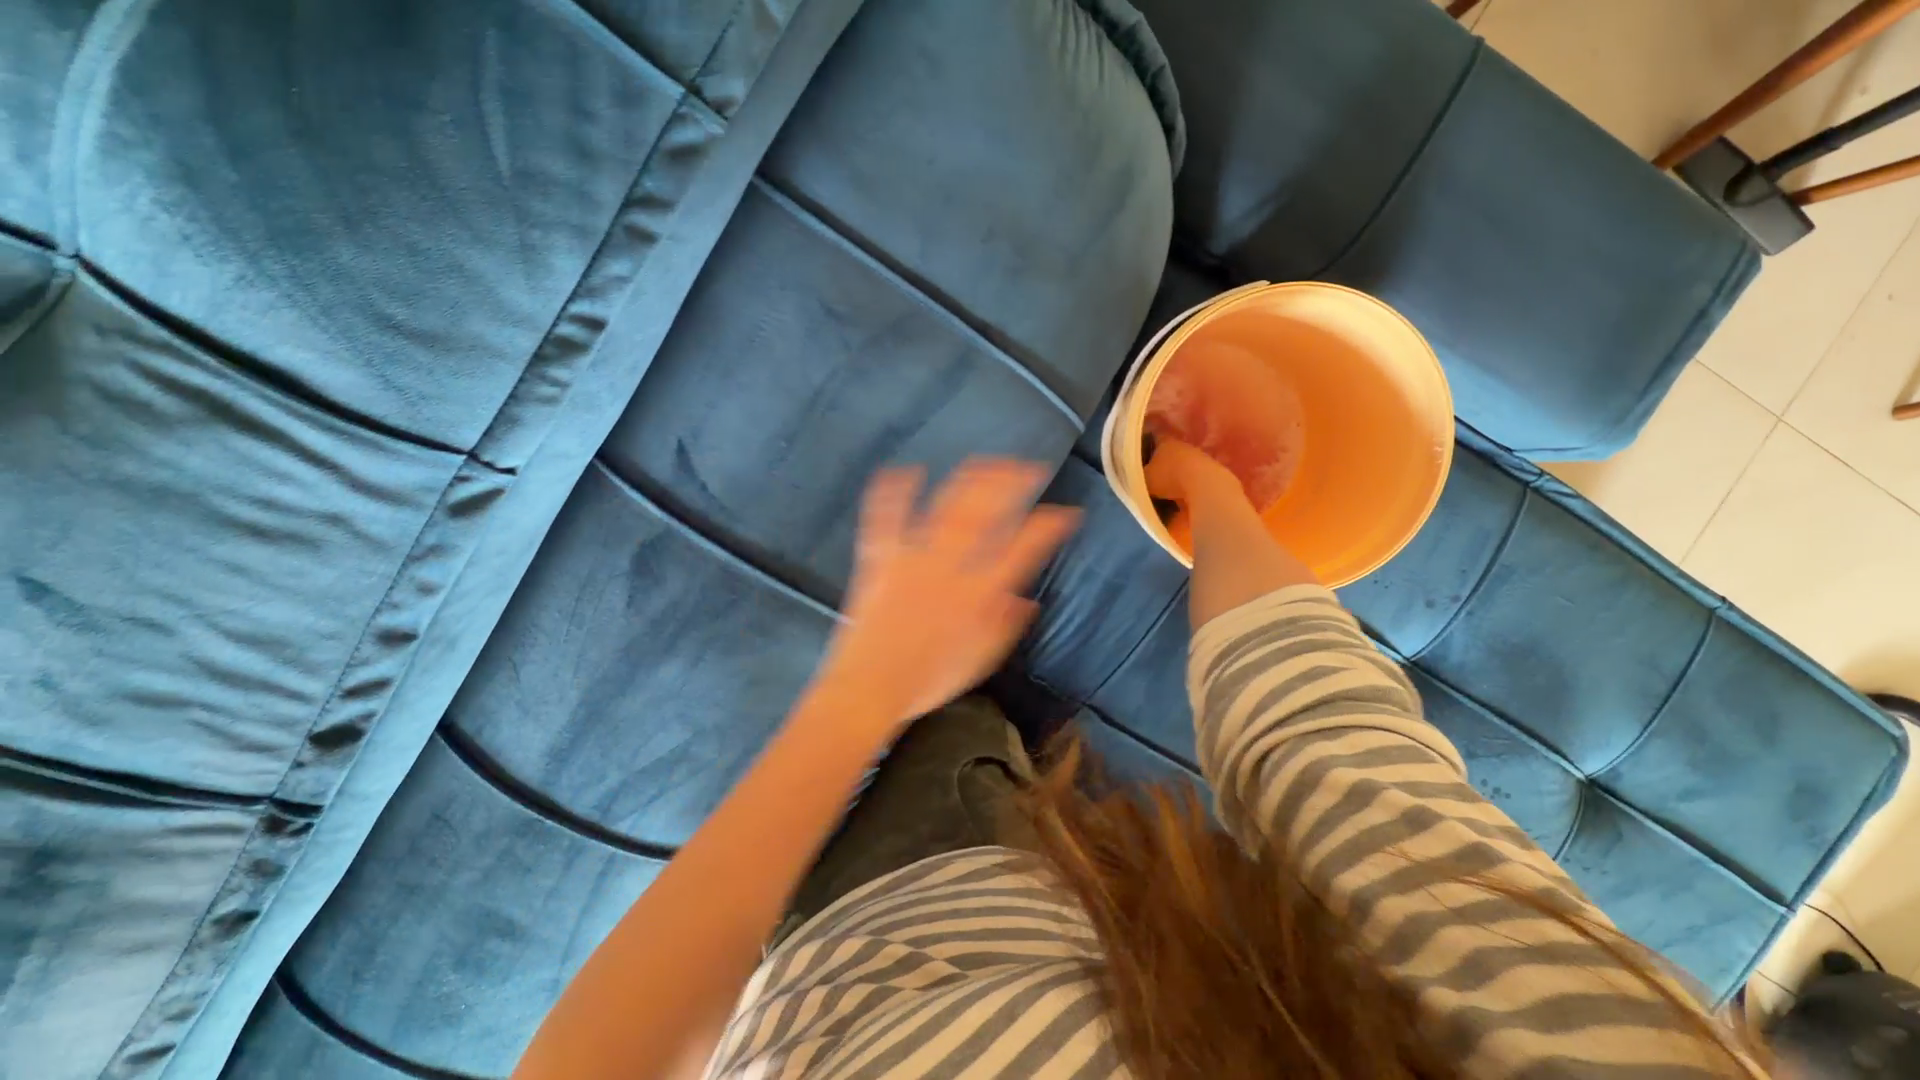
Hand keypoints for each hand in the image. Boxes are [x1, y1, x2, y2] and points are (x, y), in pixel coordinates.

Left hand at [819, 460, 1080, 726]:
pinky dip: (894, 491)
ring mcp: (914, 558)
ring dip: (968, 480)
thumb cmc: (928, 681)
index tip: (1065, 512)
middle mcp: (952, 567)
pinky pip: (885, 517)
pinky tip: (905, 470)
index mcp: (981, 593)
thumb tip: (1026, 600)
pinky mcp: (880, 559)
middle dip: (1012, 484)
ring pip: (946, 507)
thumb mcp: (980, 660)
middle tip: (1029, 468)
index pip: (1025, 547)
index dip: (1049, 524)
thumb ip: (1004, 625)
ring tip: (985, 463)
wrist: (871, 688)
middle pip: (987, 513)